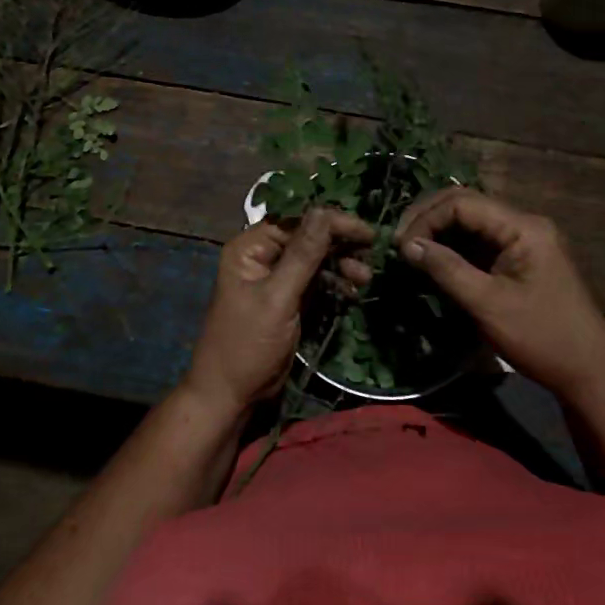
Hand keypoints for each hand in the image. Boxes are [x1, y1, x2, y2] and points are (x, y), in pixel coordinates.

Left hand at [185, 209, 372, 411]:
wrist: (232, 393)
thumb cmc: (247, 344)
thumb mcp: (277, 298)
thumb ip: (303, 255)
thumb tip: (324, 211)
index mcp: (249, 248)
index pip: (294, 219)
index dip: (329, 220)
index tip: (364, 230)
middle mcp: (261, 256)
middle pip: (307, 236)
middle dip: (339, 242)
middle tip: (372, 250)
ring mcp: (275, 278)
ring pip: (315, 258)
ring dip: (342, 264)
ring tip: (366, 278)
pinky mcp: (289, 299)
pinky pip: (316, 280)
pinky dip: (336, 283)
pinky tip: (354, 291)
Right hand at [396, 188, 604, 394]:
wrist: (589, 372)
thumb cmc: (540, 337)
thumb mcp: (487, 303)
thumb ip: (446, 269)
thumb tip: (407, 246)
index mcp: (523, 227)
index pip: (462, 203)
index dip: (426, 218)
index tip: (401, 246)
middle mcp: (523, 224)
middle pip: (465, 204)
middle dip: (427, 219)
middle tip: (399, 243)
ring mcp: (521, 240)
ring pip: (469, 221)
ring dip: (437, 232)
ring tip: (410, 251)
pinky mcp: (517, 258)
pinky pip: (477, 241)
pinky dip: (451, 247)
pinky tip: (432, 261)